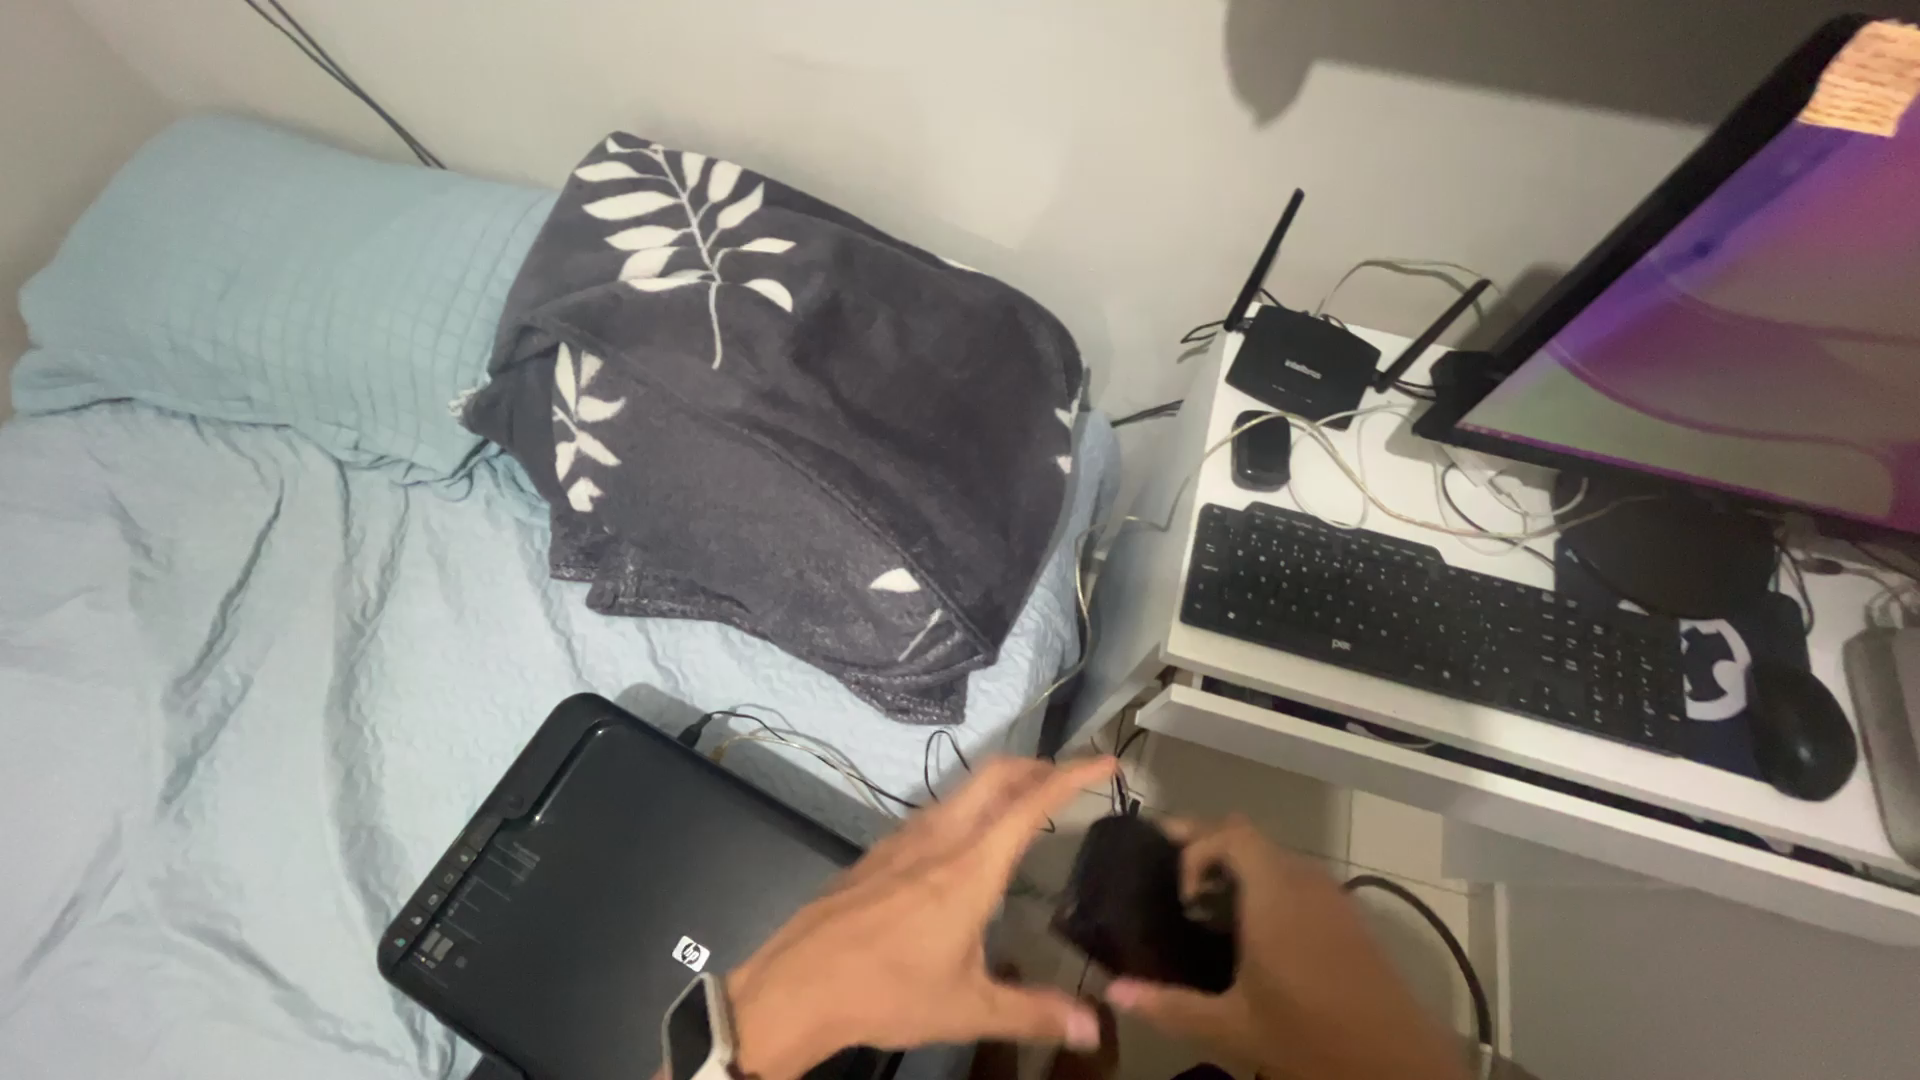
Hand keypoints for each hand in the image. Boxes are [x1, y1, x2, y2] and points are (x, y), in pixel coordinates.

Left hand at [721, 756, 1116, 1079]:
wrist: (800, 982)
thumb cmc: (888, 991)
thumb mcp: (968, 1008)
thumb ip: (1034, 1012)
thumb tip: (1094, 1028)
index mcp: (971, 866)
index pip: (1032, 802)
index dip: (1073, 775)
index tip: (1104, 761)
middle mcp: (942, 835)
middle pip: (997, 773)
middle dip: (1038, 765)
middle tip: (1069, 781)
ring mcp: (908, 836)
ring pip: (965, 786)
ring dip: (1003, 782)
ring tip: (1027, 806)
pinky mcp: (885, 846)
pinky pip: (940, 807)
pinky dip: (971, 804)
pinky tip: (970, 840)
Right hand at [1105, 815, 1468, 1079]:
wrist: (1407, 1073)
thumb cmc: (1313, 1041)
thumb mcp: (1234, 1028)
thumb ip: (1169, 1006)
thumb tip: (1113, 992)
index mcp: (1274, 894)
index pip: (1228, 832)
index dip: (1195, 848)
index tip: (1180, 896)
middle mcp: (1303, 881)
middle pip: (1247, 835)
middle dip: (1207, 848)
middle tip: (1176, 883)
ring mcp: (1331, 896)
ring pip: (1272, 855)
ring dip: (1237, 867)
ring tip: (1208, 908)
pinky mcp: (1349, 917)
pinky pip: (1295, 877)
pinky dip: (1265, 885)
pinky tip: (1254, 932)